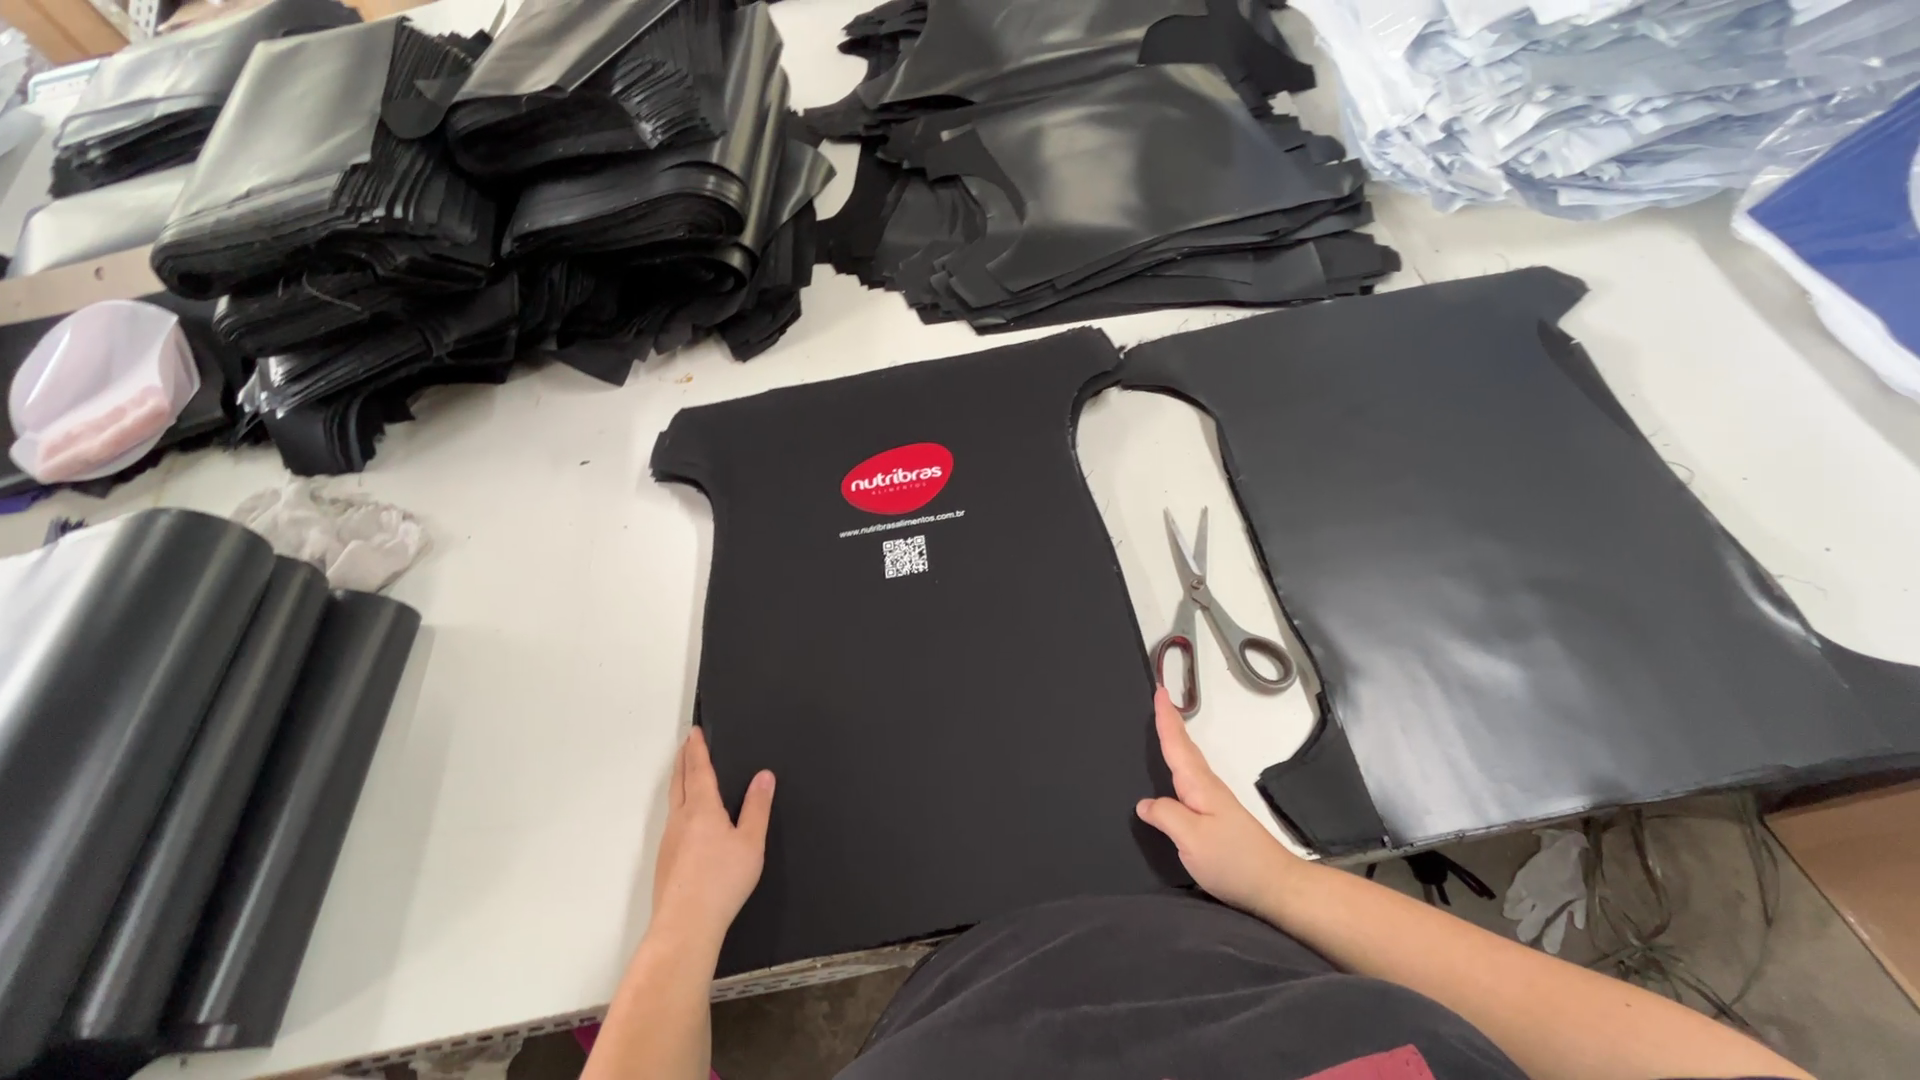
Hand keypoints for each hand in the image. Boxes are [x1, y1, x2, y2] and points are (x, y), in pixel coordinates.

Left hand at [649, 727, 774, 947]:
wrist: (686, 924)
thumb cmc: (723, 880)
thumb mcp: (751, 842)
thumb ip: (757, 807)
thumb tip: (764, 775)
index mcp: (702, 808)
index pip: (698, 770)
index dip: (697, 749)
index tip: (694, 732)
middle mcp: (681, 819)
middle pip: (679, 781)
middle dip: (683, 760)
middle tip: (685, 744)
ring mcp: (669, 840)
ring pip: (673, 801)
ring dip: (678, 781)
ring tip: (684, 773)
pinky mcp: (665, 860)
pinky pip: (672, 821)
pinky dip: (678, 805)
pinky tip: (686, 818)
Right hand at [1136, 688, 1305, 912]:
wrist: (1276, 885)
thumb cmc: (1233, 860)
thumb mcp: (1192, 840)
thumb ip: (1166, 816)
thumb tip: (1145, 802)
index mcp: (1199, 786)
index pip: (1178, 746)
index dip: (1166, 720)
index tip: (1159, 691)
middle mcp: (1208, 788)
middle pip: (1185, 749)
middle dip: (1171, 723)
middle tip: (1159, 699)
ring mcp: (1215, 802)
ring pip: (1189, 763)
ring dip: (1176, 741)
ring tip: (1164, 726)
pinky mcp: (1218, 818)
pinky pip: (1192, 780)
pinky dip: (1182, 764)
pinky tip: (1177, 774)